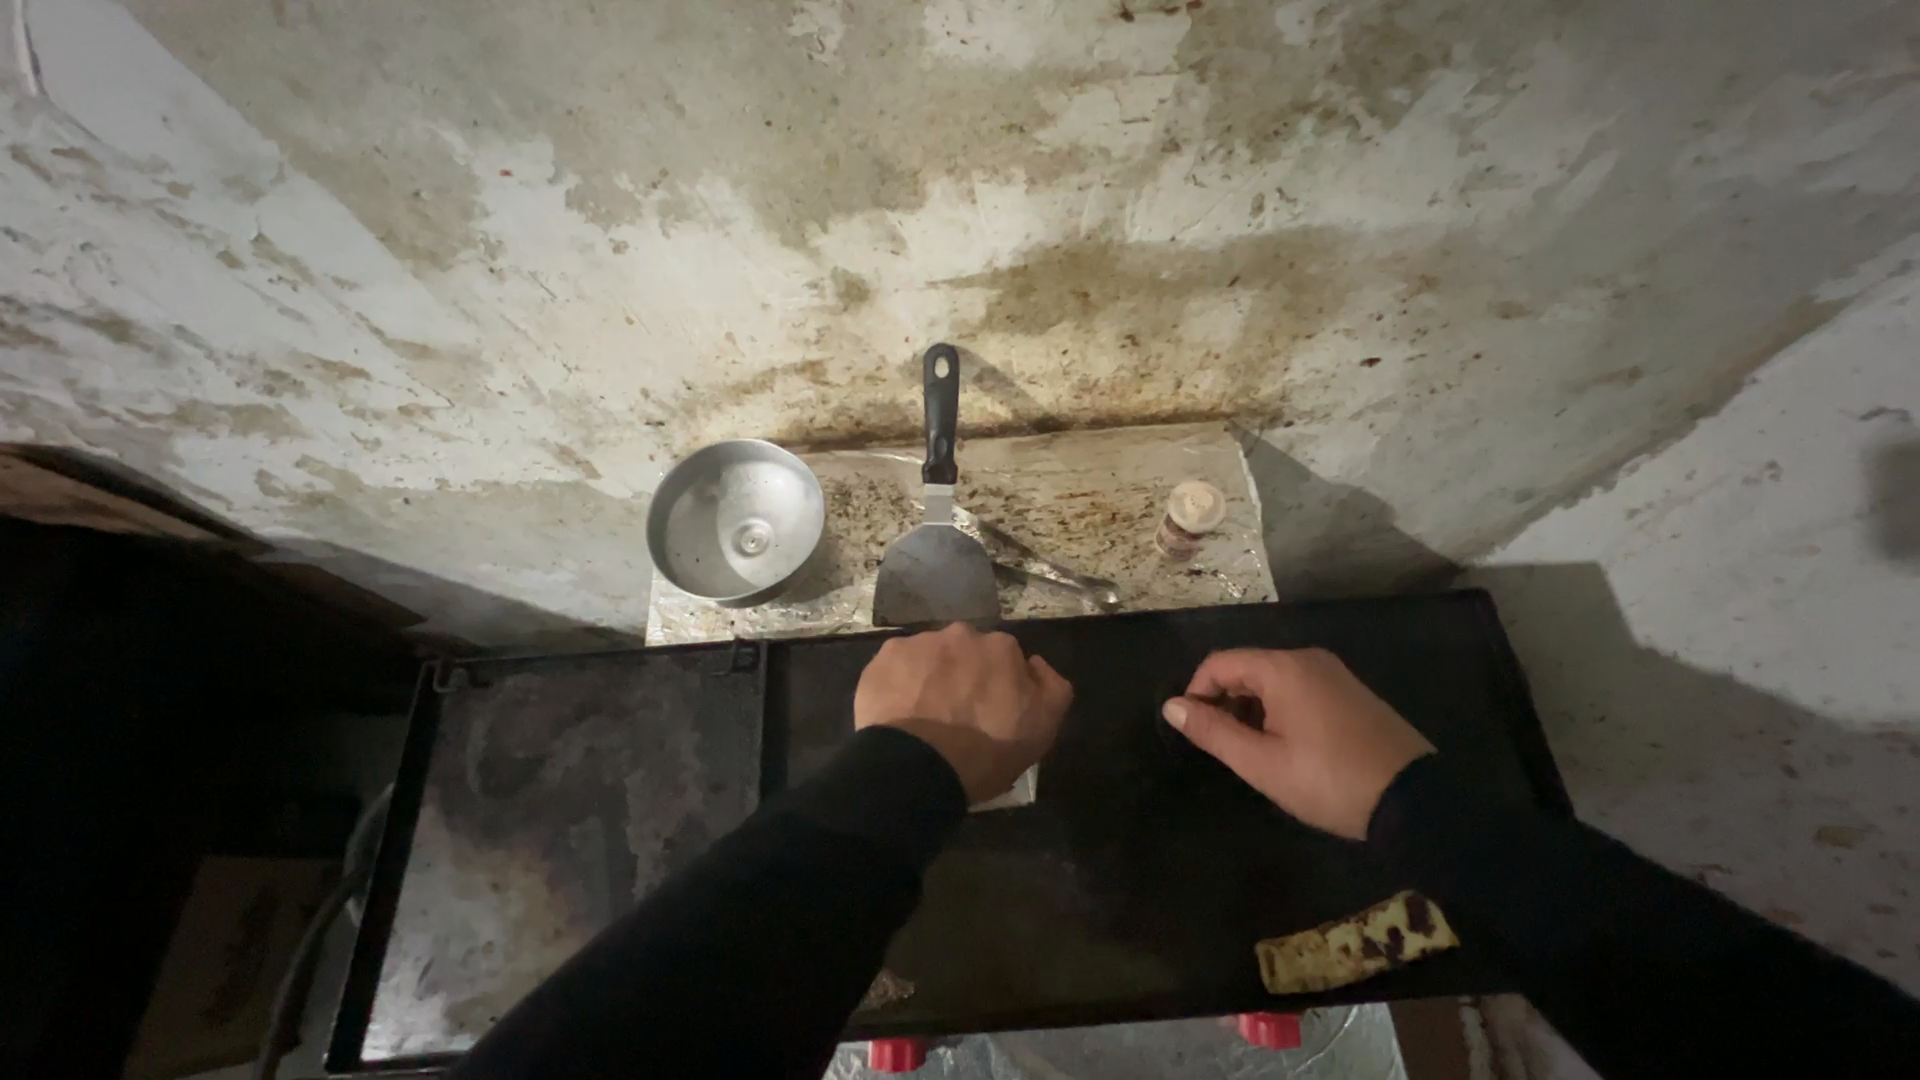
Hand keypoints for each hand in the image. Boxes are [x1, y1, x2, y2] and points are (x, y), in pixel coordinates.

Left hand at [855, 623, 1073, 803]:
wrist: (919, 767)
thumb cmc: (987, 751)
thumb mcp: (1043, 728)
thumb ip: (1052, 687)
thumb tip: (1035, 664)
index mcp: (1002, 647)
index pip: (1006, 658)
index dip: (1000, 684)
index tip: (992, 711)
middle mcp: (961, 634)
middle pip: (966, 651)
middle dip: (964, 673)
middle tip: (957, 712)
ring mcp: (919, 643)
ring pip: (930, 657)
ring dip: (931, 676)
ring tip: (925, 715)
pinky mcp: (884, 659)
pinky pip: (897, 667)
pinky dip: (900, 683)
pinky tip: (900, 711)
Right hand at [1162, 648, 1434, 839]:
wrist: (1417, 802)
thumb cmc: (1328, 780)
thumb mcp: (1261, 763)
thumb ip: (1212, 731)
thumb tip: (1172, 707)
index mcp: (1282, 668)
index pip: (1219, 664)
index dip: (1196, 693)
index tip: (1193, 731)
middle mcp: (1308, 659)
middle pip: (1246, 668)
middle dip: (1224, 701)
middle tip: (1221, 745)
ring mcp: (1334, 674)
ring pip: (1272, 680)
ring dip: (1251, 708)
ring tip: (1251, 751)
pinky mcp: (1352, 693)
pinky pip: (1299, 689)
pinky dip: (1279, 709)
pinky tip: (1286, 746)